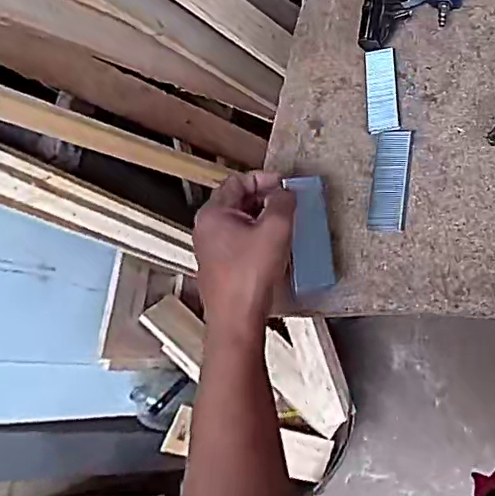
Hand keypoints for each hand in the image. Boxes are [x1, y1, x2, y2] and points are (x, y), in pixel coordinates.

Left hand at [193, 171, 295, 328]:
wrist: (237, 317)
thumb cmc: (250, 274)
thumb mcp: (276, 227)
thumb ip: (282, 201)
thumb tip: (284, 193)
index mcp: (213, 214)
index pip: (237, 181)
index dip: (263, 178)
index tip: (283, 185)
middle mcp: (207, 228)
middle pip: (237, 199)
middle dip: (265, 197)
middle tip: (287, 201)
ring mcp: (211, 247)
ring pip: (240, 219)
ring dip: (263, 216)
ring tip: (285, 222)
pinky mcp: (221, 264)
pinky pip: (240, 238)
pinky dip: (258, 233)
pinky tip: (275, 243)